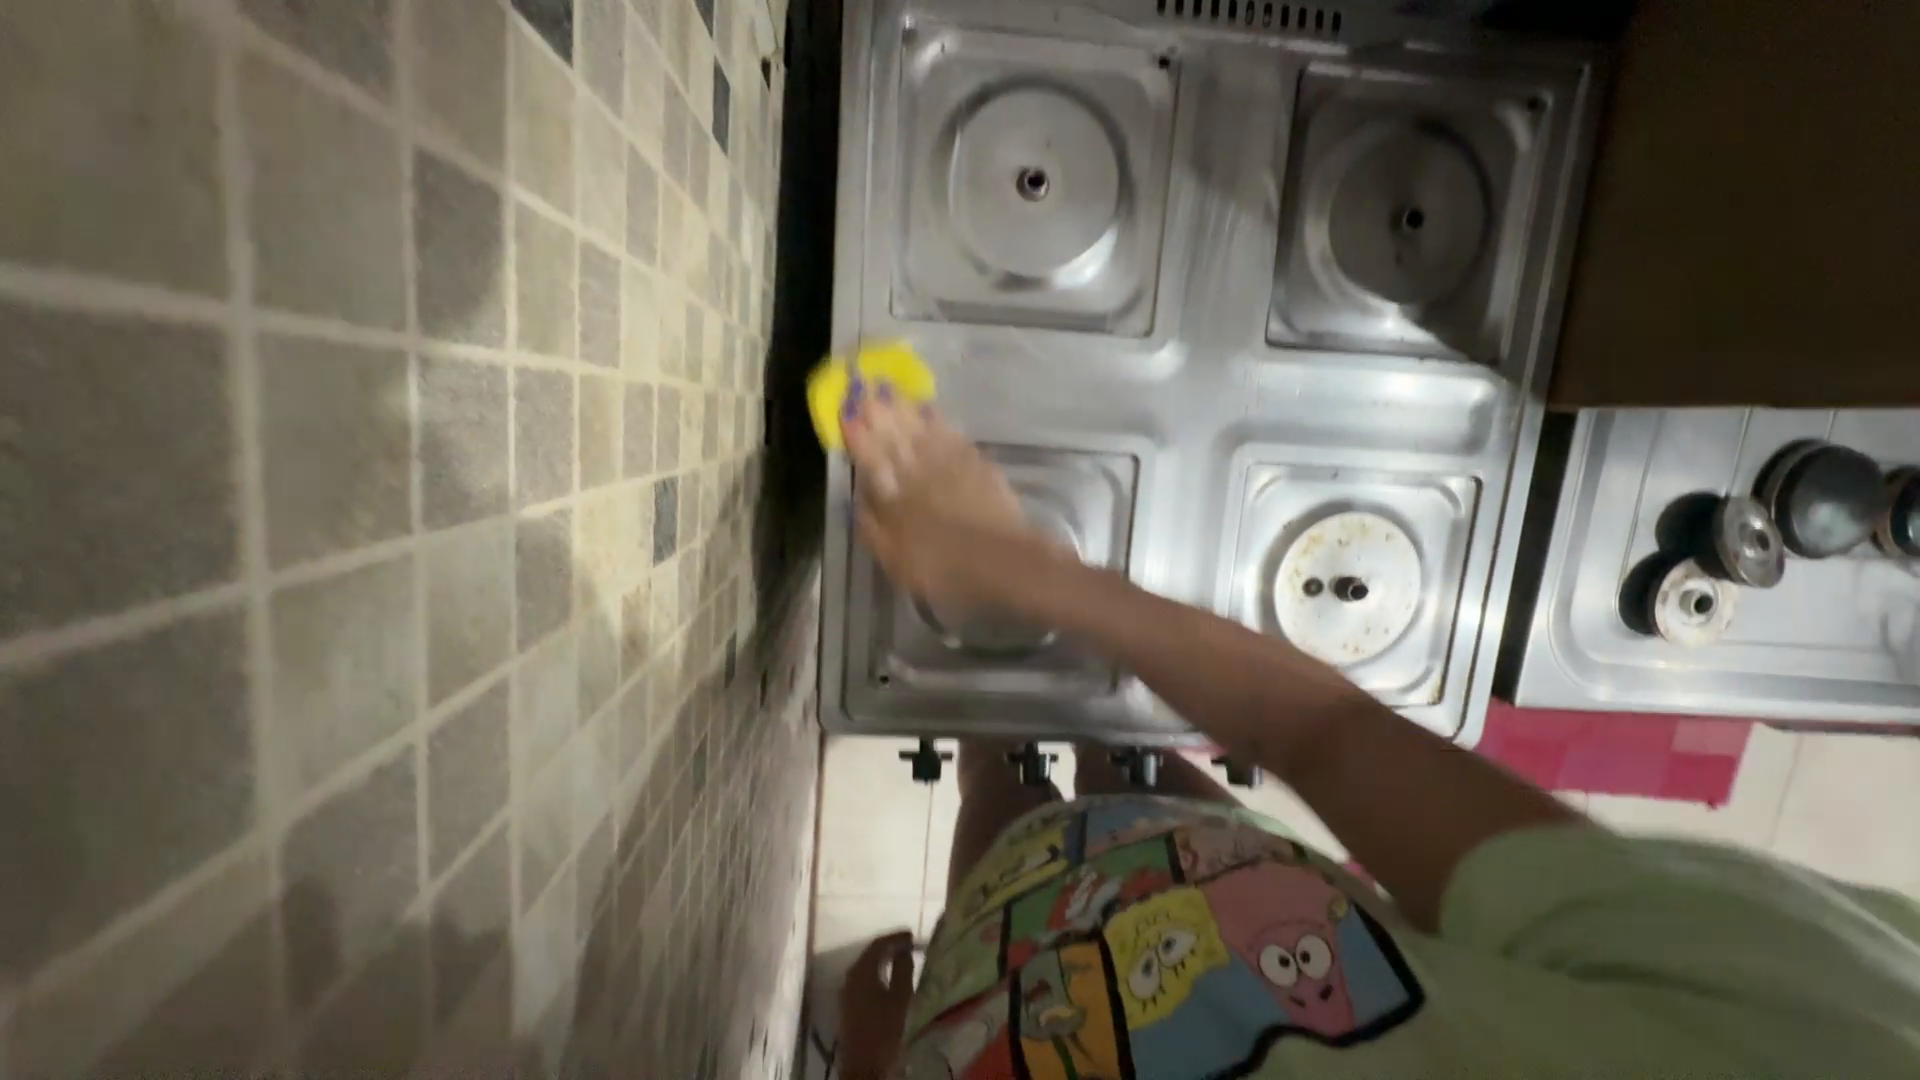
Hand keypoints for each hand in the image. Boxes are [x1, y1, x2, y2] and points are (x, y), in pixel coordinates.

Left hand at [836, 931, 916, 1079]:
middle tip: (909, 946)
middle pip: (870, 955)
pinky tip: (889, 982)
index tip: (912, 935)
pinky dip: (877, 975)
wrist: (862, 1068)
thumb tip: (904, 951)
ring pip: (866, 969)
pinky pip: (863, 981)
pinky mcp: (847, 1006)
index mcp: (861, 971)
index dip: (896, 937)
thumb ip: (903, 969)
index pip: (878, 944)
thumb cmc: (884, 1031)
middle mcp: (849, 977)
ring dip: (883, 962)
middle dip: (890, 948)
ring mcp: (846, 993)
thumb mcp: (900, 998)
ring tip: (902, 961)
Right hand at [842, 392, 1036, 612]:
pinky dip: (937, 419)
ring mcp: (950, 462)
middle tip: (864, 383)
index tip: (846, 410)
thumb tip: (859, 499)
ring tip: (890, 387)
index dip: (857, 433)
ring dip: (904, 406)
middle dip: (877, 409)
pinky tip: (930, 410)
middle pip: (894, 434)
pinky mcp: (977, 463)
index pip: (870, 457)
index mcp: (893, 494)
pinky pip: (951, 433)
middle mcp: (918, 470)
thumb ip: (873, 527)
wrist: (1001, 560)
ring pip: (921, 427)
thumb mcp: (894, 559)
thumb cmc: (941, 568)